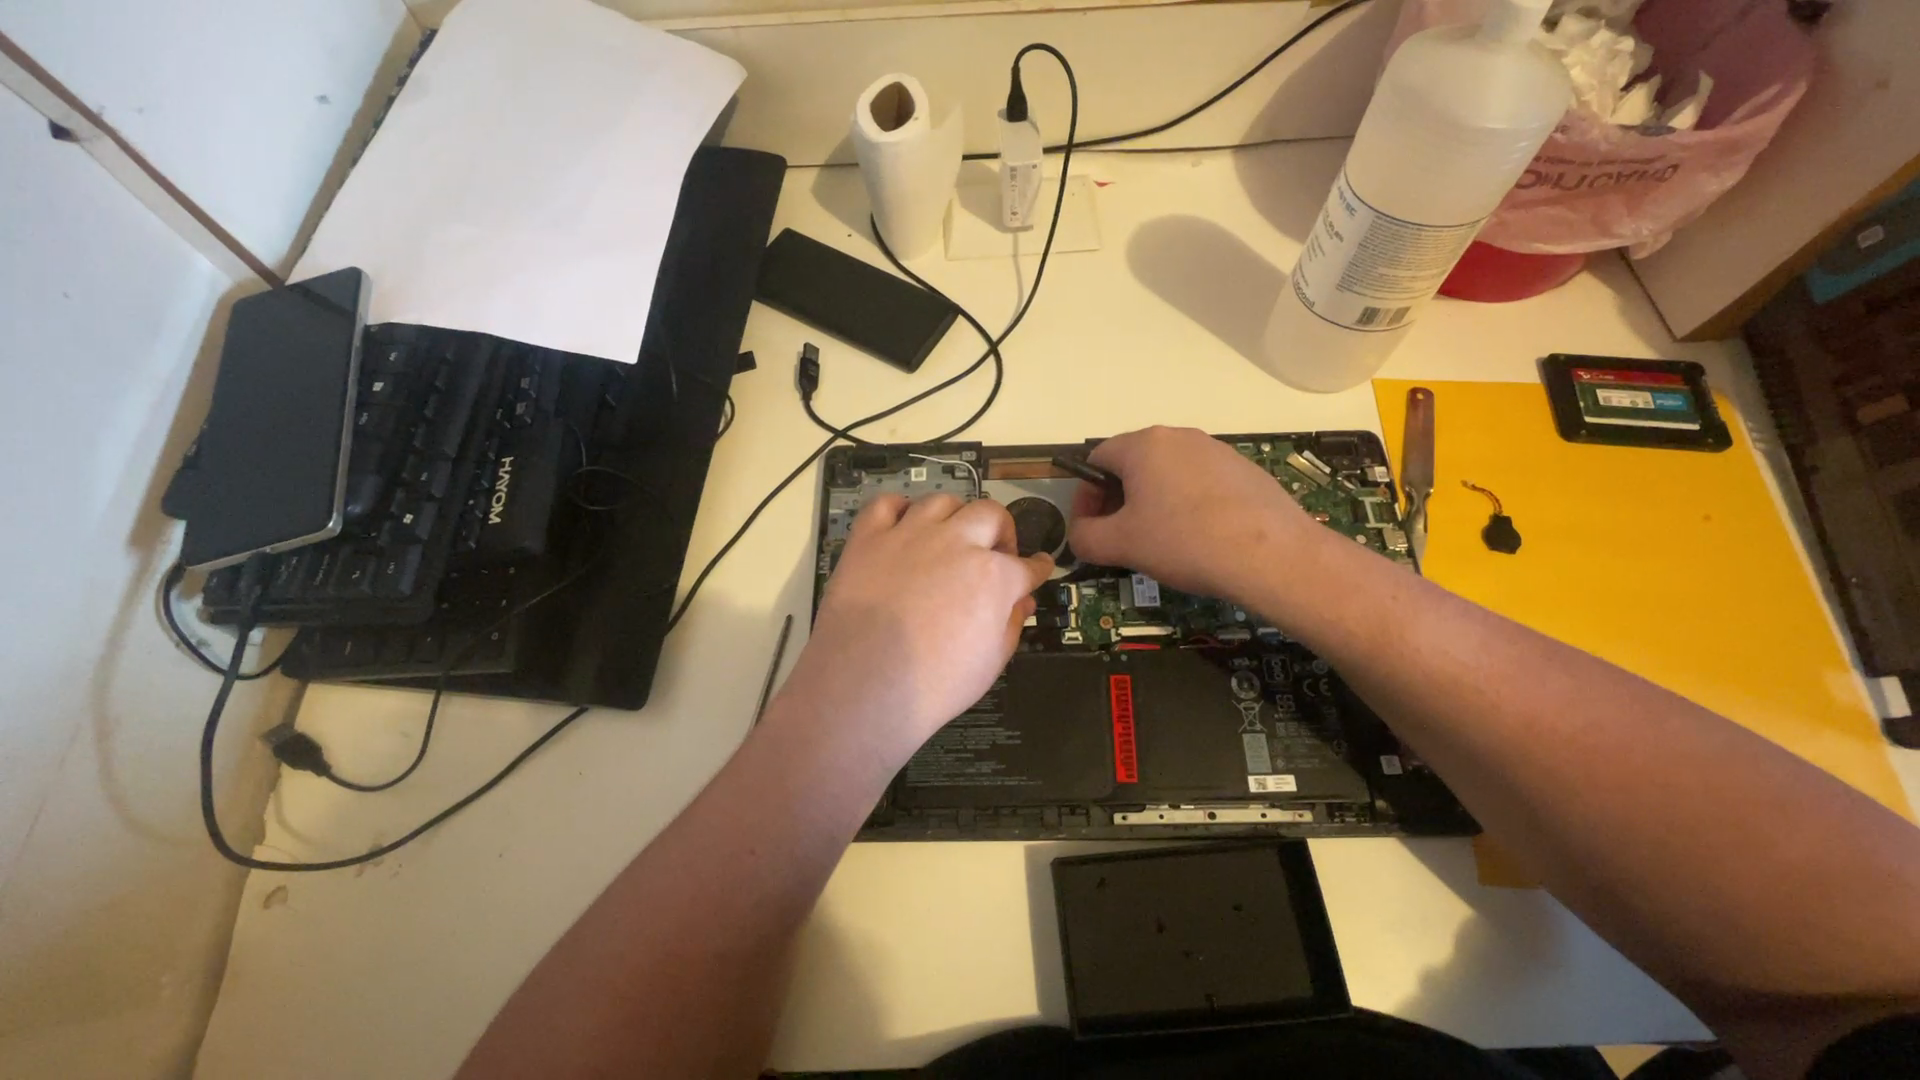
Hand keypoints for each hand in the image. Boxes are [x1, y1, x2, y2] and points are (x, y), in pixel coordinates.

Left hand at [776, 494, 1053, 766]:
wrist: (865, 685)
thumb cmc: (935, 684)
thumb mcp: (990, 663)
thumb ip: (1010, 624)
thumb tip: (1021, 601)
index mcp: (993, 575)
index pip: (1027, 565)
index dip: (1036, 568)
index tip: (1037, 568)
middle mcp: (956, 542)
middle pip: (990, 514)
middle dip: (1001, 530)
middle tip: (994, 553)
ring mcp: (909, 535)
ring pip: (941, 501)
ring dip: (954, 516)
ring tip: (949, 536)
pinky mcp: (868, 539)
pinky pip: (886, 504)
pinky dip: (898, 509)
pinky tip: (902, 525)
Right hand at [1068, 426, 1319, 604]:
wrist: (1271, 555)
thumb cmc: (1184, 542)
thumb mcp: (1120, 545)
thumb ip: (1085, 537)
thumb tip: (1080, 534)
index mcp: (1144, 445)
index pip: (1097, 460)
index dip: (1086, 497)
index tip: (1092, 530)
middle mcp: (1180, 437)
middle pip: (1133, 465)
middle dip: (1120, 501)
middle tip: (1124, 539)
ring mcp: (1216, 451)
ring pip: (1169, 475)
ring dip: (1154, 504)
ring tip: (1164, 543)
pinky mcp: (1244, 471)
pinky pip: (1201, 485)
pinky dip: (1189, 507)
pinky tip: (1201, 539)